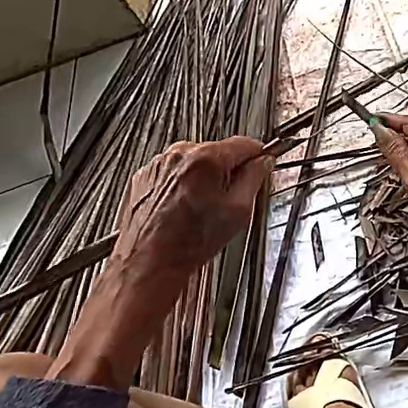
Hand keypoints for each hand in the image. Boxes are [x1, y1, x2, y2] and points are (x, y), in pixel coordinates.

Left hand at [51, 137, 271, 387]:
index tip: (261, 166)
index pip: (245, 144)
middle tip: (228, 202)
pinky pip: (172, 174)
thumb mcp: (237, 212)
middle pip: (218, 152)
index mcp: (206, 158)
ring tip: (201, 211)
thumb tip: (262, 163)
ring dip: (203, 180)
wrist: (147, 264)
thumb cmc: (186, 243)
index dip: (258, 157)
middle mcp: (179, 155)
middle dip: (228, 173)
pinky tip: (183, 212)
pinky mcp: (144, 178)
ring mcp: (158, 165)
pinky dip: (181, 187)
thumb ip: (255, 179)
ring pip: (195, 163)